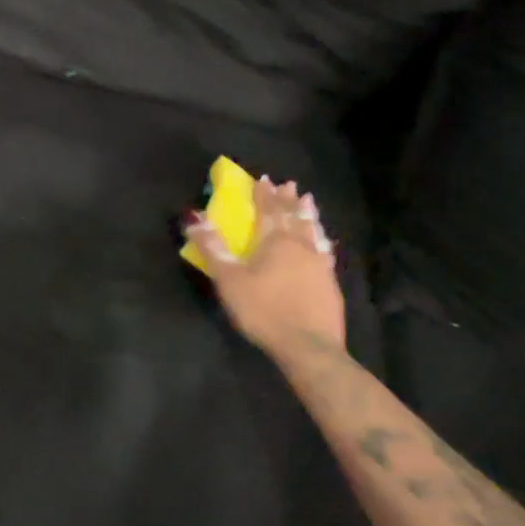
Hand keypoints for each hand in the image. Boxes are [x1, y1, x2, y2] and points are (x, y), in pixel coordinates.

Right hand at [185, 177, 344, 361]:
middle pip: (294, 217)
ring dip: (309, 215)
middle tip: (288, 184)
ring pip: (314, 231)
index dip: (264, 195)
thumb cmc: (263, 310)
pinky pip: (325, 251)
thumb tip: (195, 217)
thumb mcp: (229, 279)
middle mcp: (300, 246)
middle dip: (288, 200)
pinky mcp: (329, 284)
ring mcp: (319, 265)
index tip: (263, 178)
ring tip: (309, 201)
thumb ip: (212, 248)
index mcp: (275, 241)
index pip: (269, 211)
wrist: (309, 347)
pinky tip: (323, 242)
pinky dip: (321, 239)